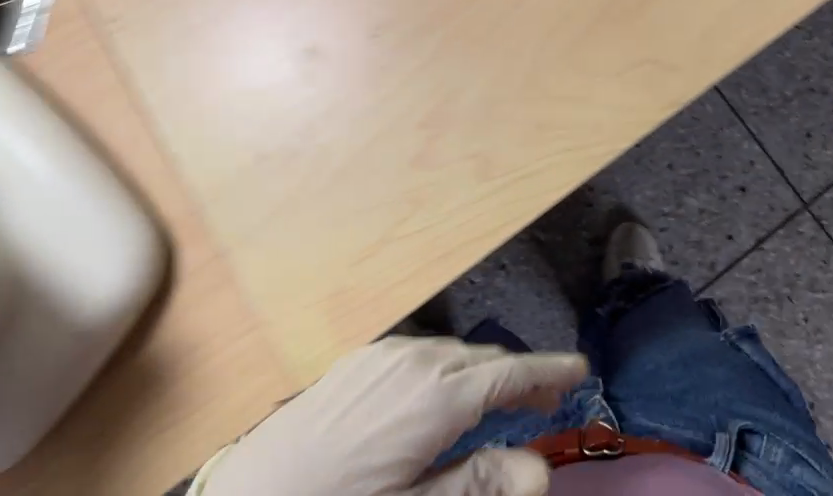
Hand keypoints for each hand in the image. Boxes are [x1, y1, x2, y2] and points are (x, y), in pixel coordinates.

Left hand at [195, 336, 588, 495]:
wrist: (253, 490)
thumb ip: (479, 482)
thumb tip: (542, 467)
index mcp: (438, 397)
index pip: (510, 373)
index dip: (549, 370)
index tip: (579, 369)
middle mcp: (416, 360)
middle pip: (485, 357)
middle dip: (519, 375)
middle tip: (544, 401)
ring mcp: (385, 354)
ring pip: (453, 352)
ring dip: (482, 369)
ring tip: (499, 398)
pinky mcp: (360, 358)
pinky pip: (421, 351)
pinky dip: (447, 365)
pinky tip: (441, 393)